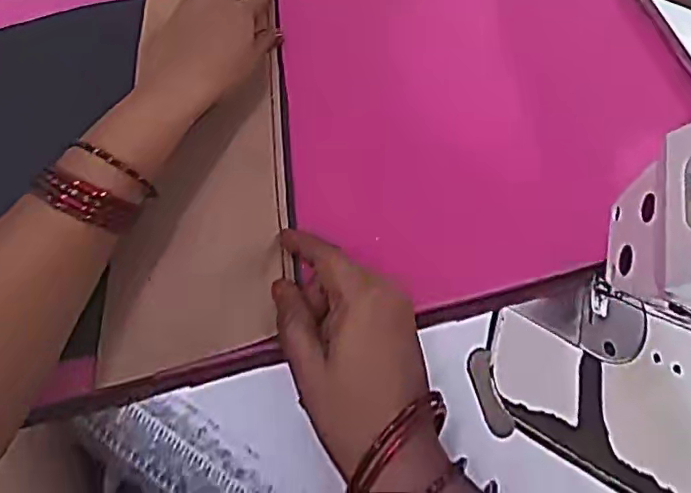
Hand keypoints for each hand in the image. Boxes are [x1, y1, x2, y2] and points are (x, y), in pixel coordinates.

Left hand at [133, 0, 278, 123]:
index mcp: (242, 11)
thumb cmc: (215, 74)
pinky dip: (200, 2)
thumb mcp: (250, 61)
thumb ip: (264, 42)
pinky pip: (192, 0)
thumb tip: (273, 34)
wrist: (176, 83)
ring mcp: (195, 5)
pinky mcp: (175, 14)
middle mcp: (218, 1)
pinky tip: (200, 13)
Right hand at [273, 230, 448, 487]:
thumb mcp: (308, 365)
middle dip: (316, 292)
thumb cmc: (357, 416)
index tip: (287, 239)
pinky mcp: (405, 322)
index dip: (303, 244)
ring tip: (323, 350)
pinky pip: (370, 300)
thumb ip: (292, 317)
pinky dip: (351, 313)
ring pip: (354, 287)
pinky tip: (341, 349)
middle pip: (340, 272)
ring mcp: (400, 307)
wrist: (397, 451)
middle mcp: (387, 293)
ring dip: (333, 305)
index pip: (328, 254)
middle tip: (301, 327)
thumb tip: (285, 288)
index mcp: (364, 296)